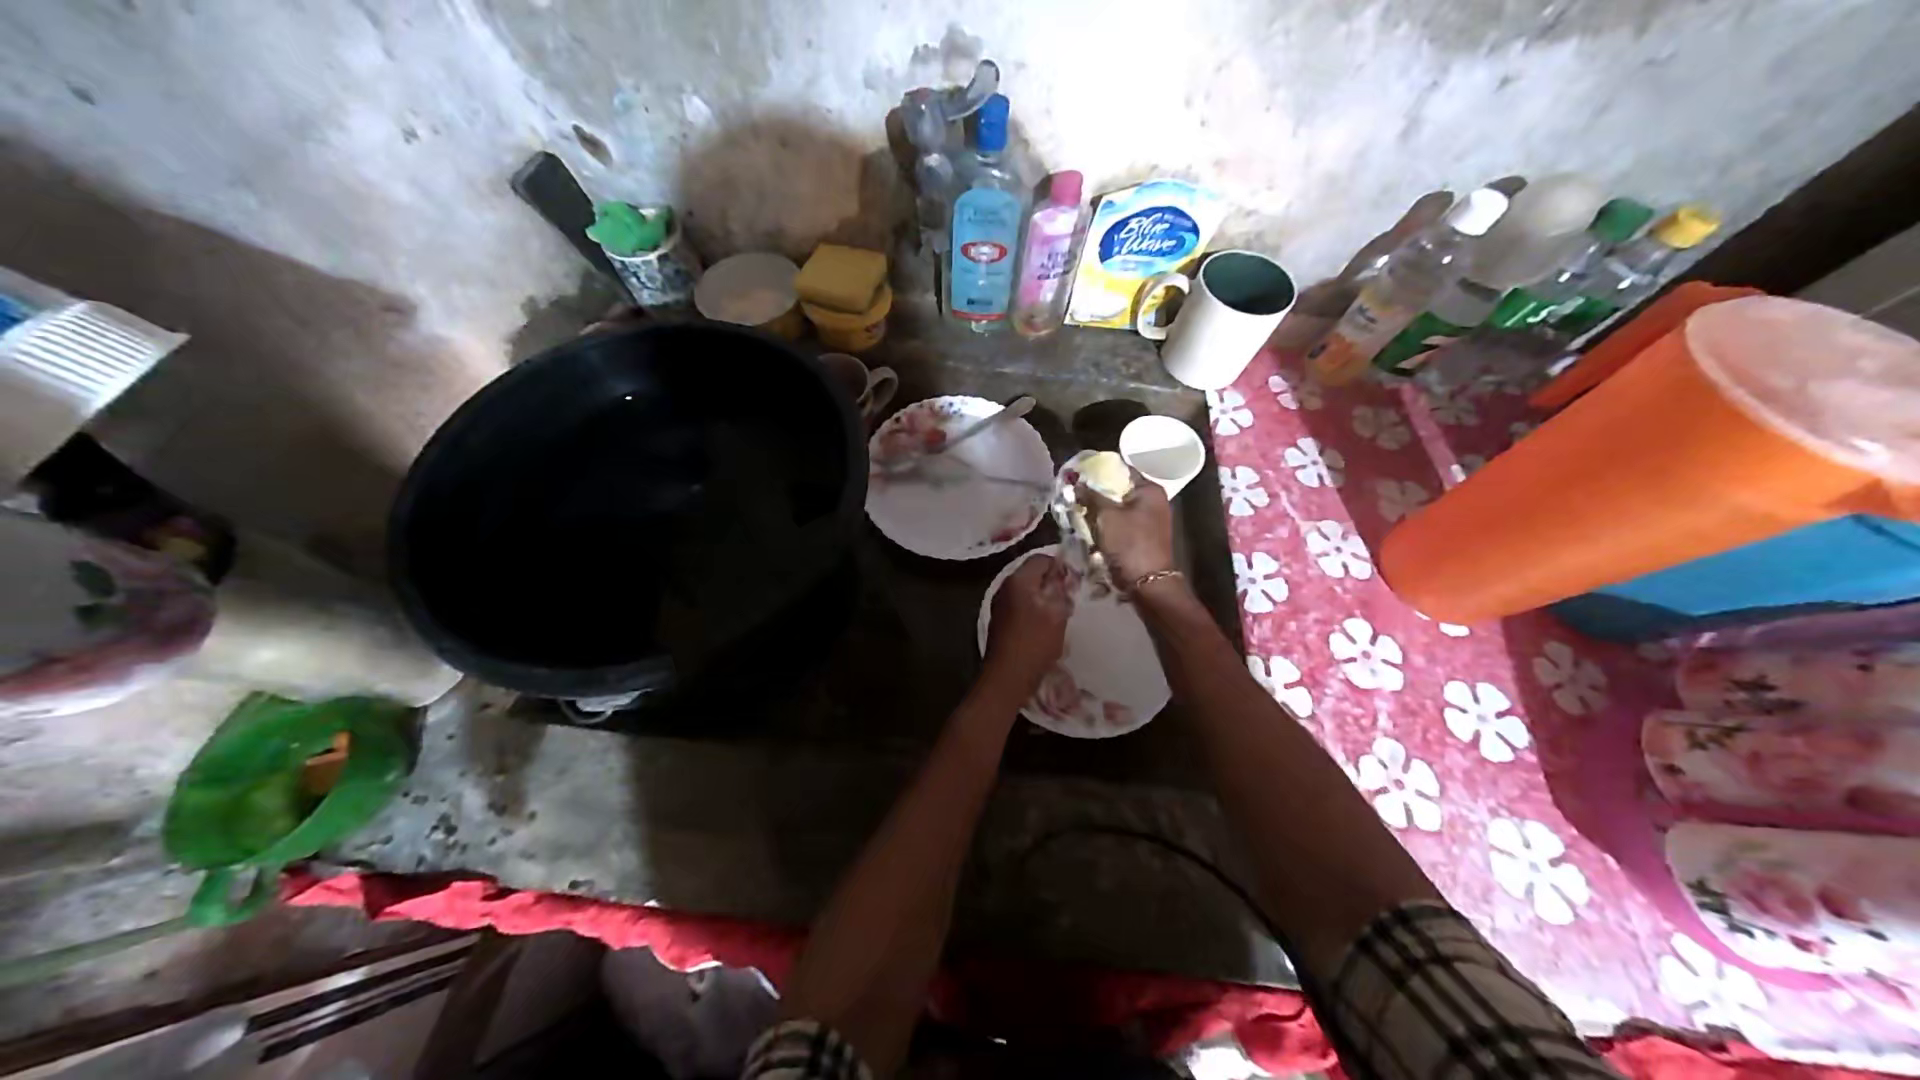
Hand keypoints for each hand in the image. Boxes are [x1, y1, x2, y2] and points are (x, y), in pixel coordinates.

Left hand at [984, 555, 1070, 692]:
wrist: (1008, 676)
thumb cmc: (1035, 642)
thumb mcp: (1056, 613)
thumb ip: (1060, 590)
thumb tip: (1062, 577)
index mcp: (1018, 580)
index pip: (1040, 559)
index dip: (1060, 566)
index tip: (1075, 580)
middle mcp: (1004, 588)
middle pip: (1032, 575)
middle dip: (1052, 583)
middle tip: (1070, 597)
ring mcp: (1000, 606)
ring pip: (1027, 592)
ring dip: (1044, 598)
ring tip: (1062, 612)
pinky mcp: (1000, 622)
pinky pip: (1021, 607)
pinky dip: (1035, 611)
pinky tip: (1046, 626)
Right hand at [1080, 470, 1174, 587]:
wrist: (1147, 582)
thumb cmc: (1129, 543)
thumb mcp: (1106, 516)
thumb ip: (1091, 496)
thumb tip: (1076, 482)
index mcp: (1150, 489)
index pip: (1121, 470)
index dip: (1098, 471)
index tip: (1077, 475)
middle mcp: (1153, 501)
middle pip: (1118, 490)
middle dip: (1096, 493)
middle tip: (1074, 494)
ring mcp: (1149, 519)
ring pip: (1117, 508)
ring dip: (1099, 511)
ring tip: (1078, 511)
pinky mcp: (1142, 536)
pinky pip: (1120, 523)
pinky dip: (1106, 524)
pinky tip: (1090, 527)